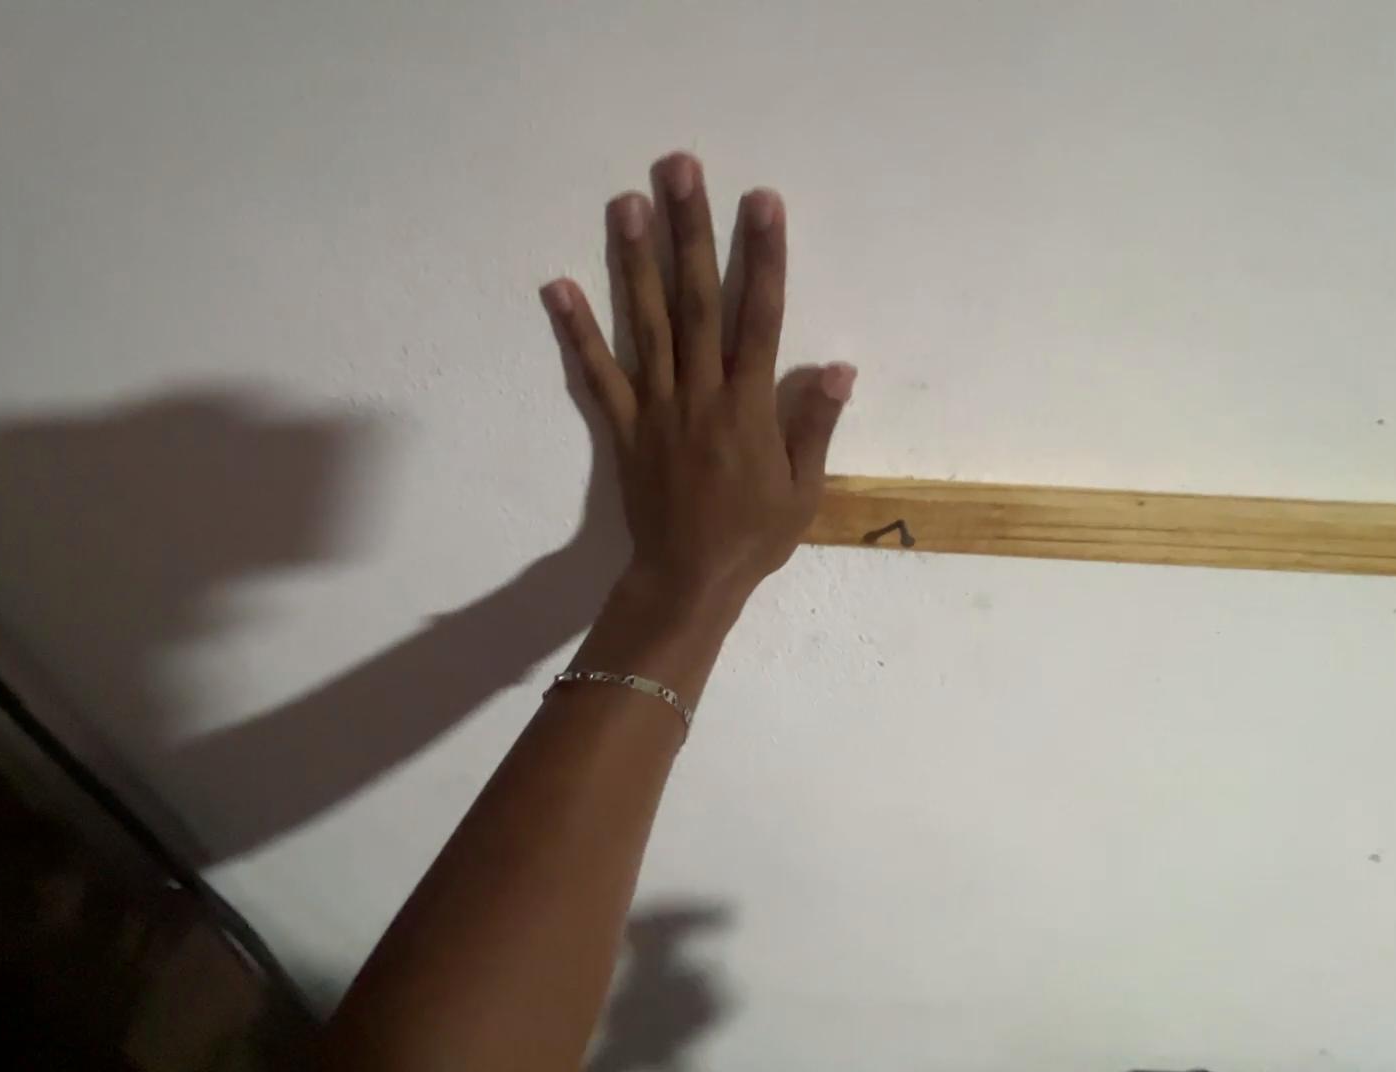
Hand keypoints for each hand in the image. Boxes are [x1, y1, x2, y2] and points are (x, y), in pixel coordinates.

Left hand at [541, 152, 855, 615]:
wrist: (689, 578)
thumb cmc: (752, 538)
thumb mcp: (804, 490)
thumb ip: (815, 425)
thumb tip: (838, 366)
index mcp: (748, 406)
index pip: (759, 318)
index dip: (762, 257)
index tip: (762, 202)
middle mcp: (700, 394)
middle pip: (696, 302)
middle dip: (692, 232)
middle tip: (681, 169)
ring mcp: (656, 408)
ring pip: (646, 325)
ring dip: (635, 261)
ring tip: (628, 202)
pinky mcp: (624, 427)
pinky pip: (597, 375)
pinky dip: (577, 332)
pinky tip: (557, 287)